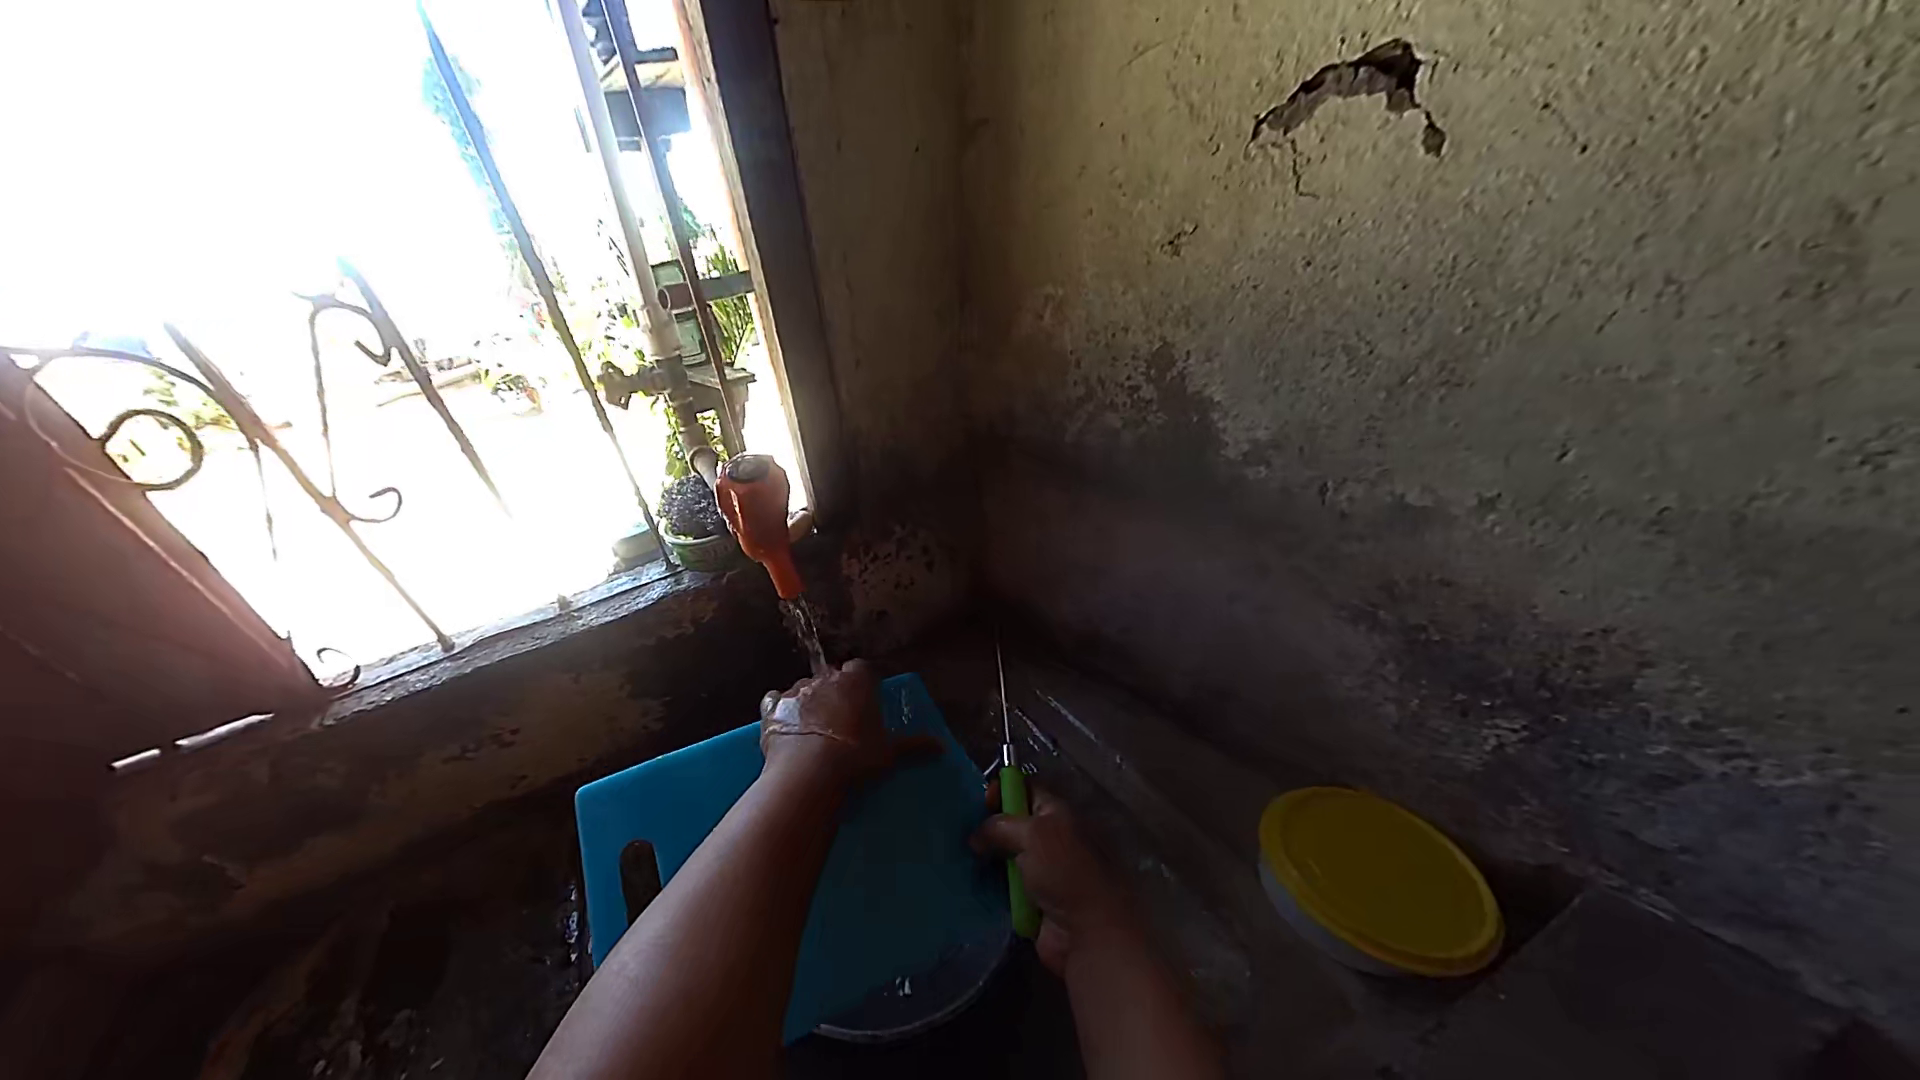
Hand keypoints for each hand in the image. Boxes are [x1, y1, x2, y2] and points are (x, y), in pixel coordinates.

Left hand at [758, 659, 937, 787]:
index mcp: (857, 680)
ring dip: (808, 700)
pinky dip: (779, 708)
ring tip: (813, 726)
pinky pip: (774, 700)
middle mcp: (826, 677)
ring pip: (804, 687)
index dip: (862, 681)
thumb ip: (915, 745)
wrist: (809, 774)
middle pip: (831, 675)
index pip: (861, 668)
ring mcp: (796, 690)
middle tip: (841, 717)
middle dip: (835, 690)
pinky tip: (783, 723)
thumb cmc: (856, 757)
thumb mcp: (890, 752)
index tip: (865, 698)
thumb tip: (942, 747)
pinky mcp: (772, 707)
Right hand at [972, 783, 1129, 974]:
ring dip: (986, 859)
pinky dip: (989, 886)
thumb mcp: (1034, 835)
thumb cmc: (1065, 873)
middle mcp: (1048, 838)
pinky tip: (970, 882)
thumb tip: (975, 837)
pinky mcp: (1030, 900)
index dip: (1003, 789)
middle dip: (988, 827)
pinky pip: (1002, 886)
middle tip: (966, 833)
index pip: (1025, 789)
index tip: (982, 803)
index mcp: (1056, 813)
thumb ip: (1001, 826)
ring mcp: (1039, 871)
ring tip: (963, 858)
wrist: (1088, 934)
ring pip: (1004, 855)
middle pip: (1011, 823)